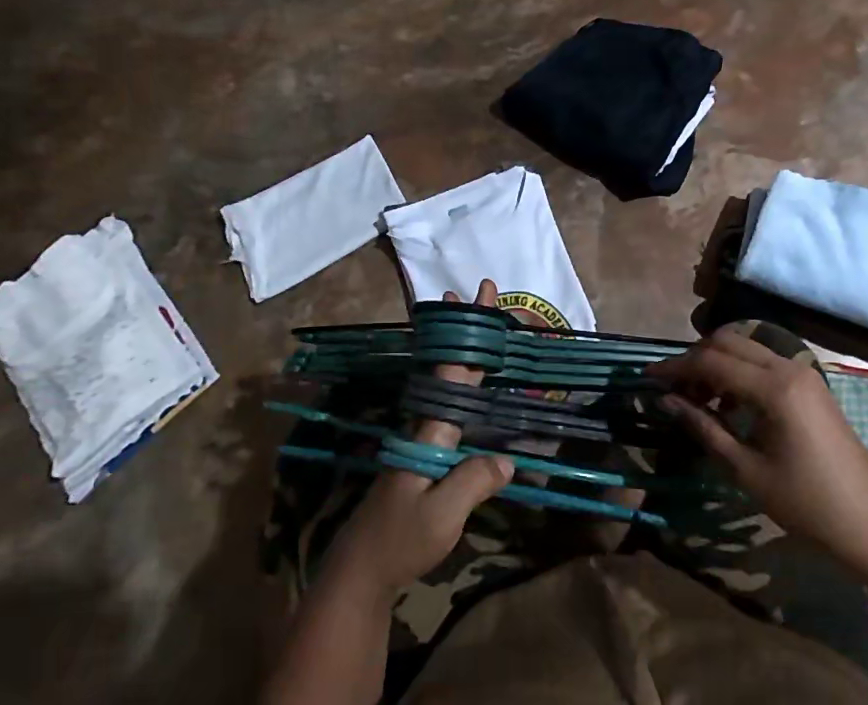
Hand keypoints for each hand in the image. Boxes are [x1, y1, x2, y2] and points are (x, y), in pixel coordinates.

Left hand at [318, 280, 512, 596]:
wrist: (360, 573)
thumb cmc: (400, 542)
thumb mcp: (442, 516)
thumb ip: (473, 482)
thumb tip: (507, 458)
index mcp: (429, 433)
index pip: (453, 374)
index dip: (471, 336)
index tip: (483, 298)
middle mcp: (423, 427)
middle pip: (450, 369)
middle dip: (469, 331)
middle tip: (484, 294)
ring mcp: (420, 441)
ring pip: (447, 384)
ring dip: (464, 351)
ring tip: (480, 327)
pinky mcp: (422, 457)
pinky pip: (449, 406)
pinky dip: (462, 383)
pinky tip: (473, 388)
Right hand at [649, 328, 867, 570]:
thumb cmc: (806, 503)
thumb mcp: (746, 469)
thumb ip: (703, 427)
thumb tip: (666, 400)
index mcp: (774, 388)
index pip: (711, 360)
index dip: (675, 366)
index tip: (647, 377)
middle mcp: (789, 367)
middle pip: (728, 340)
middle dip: (694, 358)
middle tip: (673, 389)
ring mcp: (803, 372)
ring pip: (747, 347)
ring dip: (717, 362)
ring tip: (698, 399)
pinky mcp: (810, 384)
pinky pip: (764, 361)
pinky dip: (739, 370)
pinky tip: (729, 403)